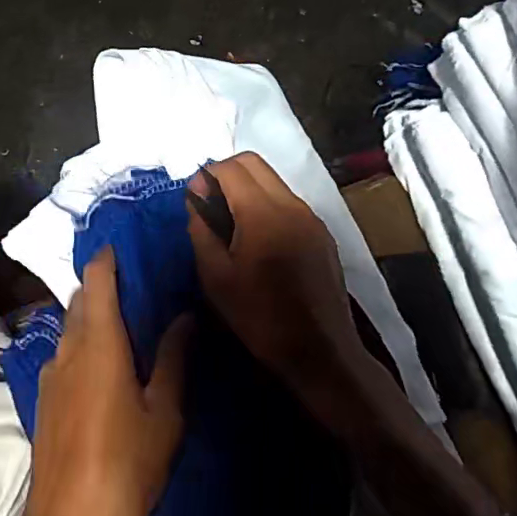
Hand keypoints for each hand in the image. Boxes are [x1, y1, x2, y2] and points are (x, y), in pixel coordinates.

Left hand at [0, 251, 189, 515]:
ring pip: (71, 326)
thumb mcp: (164, 413)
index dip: (108, 256)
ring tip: (125, 320)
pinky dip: (83, 341)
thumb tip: (185, 315)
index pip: (97, 279)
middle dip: (104, 283)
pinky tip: (103, 364)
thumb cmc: (124, 463)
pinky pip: (65, 351)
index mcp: (99, 342)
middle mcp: (69, 348)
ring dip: (92, 313)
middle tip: (137, 282)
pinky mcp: (44, 398)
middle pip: (82, 299)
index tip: (127, 244)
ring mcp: (51, 373)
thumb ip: (173, 358)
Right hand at [186, 153, 369, 395]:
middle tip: (210, 204)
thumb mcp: (216, 278)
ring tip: (232, 223)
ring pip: (273, 180)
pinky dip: (267, 203)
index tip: (194, 198)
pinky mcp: (322, 231)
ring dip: (248, 187)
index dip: (207, 175)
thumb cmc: (260, 319)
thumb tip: (197, 196)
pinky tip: (259, 238)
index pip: (231, 167)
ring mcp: (312, 216)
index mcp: (263, 213)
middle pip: (254, 163)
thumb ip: (201, 230)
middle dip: (227, 173)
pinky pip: (288, 201)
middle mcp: (291, 204)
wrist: (321, 352)